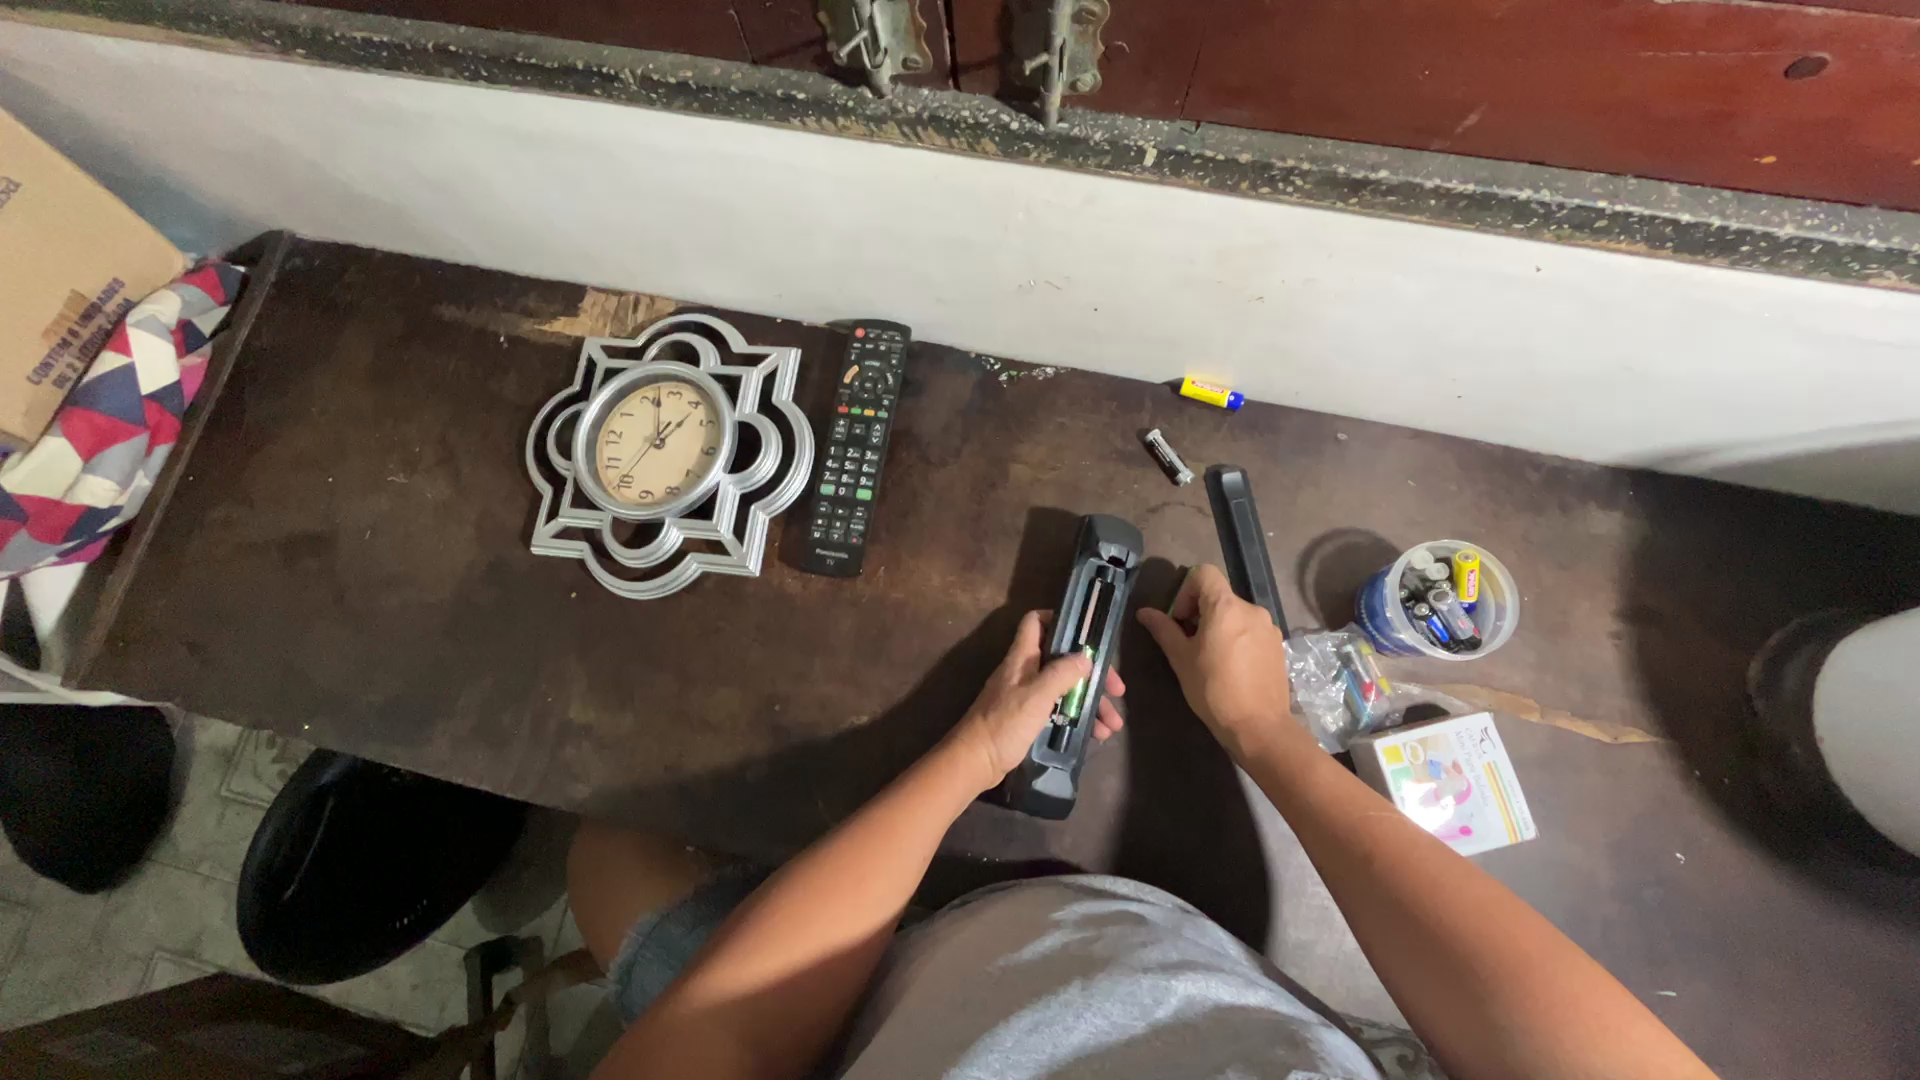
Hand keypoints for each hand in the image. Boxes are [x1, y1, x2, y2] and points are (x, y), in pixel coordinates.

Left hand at [944, 609, 1125, 792]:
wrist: (975, 760)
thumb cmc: (1004, 723)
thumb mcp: (1037, 696)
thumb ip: (1061, 673)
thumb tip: (1085, 656)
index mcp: (1022, 657)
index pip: (1036, 621)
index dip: (1060, 620)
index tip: (1088, 634)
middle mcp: (1025, 671)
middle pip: (1063, 659)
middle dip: (1092, 673)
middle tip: (1117, 691)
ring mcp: (1026, 695)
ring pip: (1064, 688)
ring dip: (1090, 702)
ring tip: (1112, 726)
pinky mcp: (1028, 718)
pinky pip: (1059, 710)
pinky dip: (1078, 718)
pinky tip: (1096, 735)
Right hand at [1136, 564, 1300, 761]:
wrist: (1258, 726)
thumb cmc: (1213, 689)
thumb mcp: (1181, 658)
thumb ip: (1163, 629)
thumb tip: (1145, 612)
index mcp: (1225, 607)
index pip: (1203, 573)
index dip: (1186, 591)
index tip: (1181, 620)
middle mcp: (1251, 609)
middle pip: (1219, 595)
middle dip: (1199, 613)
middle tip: (1189, 643)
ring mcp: (1269, 627)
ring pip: (1235, 614)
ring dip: (1219, 626)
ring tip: (1211, 658)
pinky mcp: (1278, 645)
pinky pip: (1251, 630)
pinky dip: (1237, 638)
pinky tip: (1232, 668)